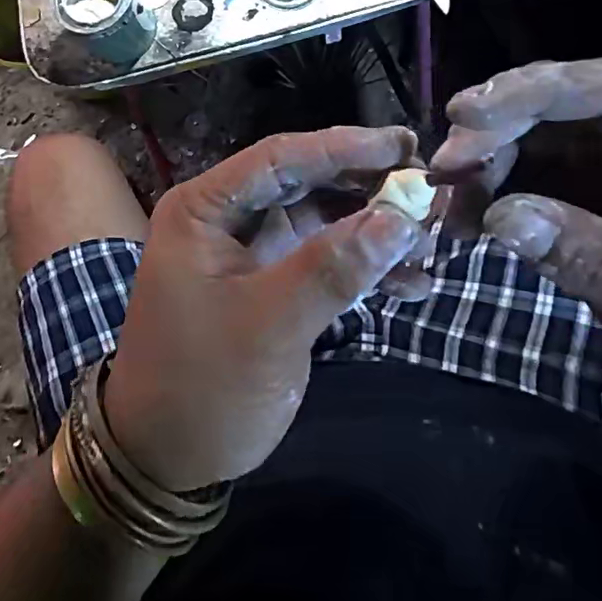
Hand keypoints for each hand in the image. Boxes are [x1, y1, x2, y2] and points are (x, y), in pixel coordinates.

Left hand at [104, 127, 424, 489]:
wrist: (166, 453)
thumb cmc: (203, 383)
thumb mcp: (268, 324)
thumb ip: (331, 267)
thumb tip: (401, 217)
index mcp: (203, 210)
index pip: (278, 159)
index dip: (343, 148)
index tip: (407, 146)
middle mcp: (222, 220)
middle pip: (303, 185)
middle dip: (366, 190)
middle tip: (434, 194)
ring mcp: (246, 255)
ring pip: (318, 224)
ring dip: (373, 232)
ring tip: (435, 246)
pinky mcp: (266, 290)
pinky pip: (320, 263)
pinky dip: (361, 269)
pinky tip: (411, 284)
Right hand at [430, 60, 601, 446]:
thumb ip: (593, 260)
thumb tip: (499, 215)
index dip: (534, 93)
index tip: (463, 114)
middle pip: (564, 113)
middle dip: (496, 132)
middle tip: (442, 171)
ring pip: (539, 146)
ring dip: (486, 167)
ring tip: (445, 204)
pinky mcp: (599, 210)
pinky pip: (533, 187)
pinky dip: (493, 199)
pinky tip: (463, 223)